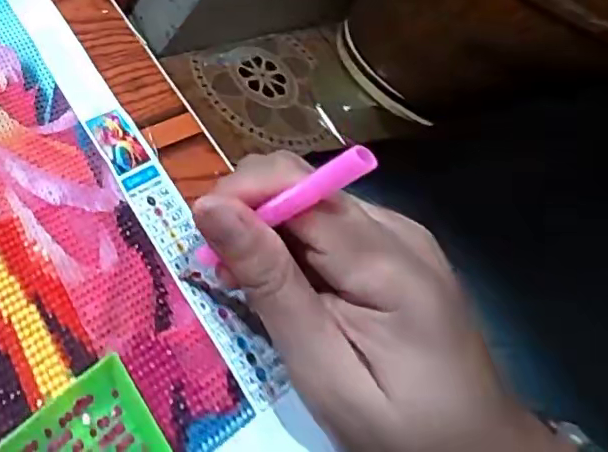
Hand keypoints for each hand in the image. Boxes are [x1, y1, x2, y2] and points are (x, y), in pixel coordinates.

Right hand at [193, 152, 563, 451]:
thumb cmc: (406, 436)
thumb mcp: (325, 373)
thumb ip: (270, 284)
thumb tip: (209, 206)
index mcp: (387, 259)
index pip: (296, 184)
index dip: (239, 195)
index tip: (201, 240)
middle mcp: (394, 225)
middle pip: (297, 181)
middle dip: (245, 210)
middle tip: (220, 270)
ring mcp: (397, 231)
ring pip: (304, 196)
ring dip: (263, 227)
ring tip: (248, 283)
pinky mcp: (392, 243)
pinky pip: (323, 218)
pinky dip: (289, 239)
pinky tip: (286, 283)